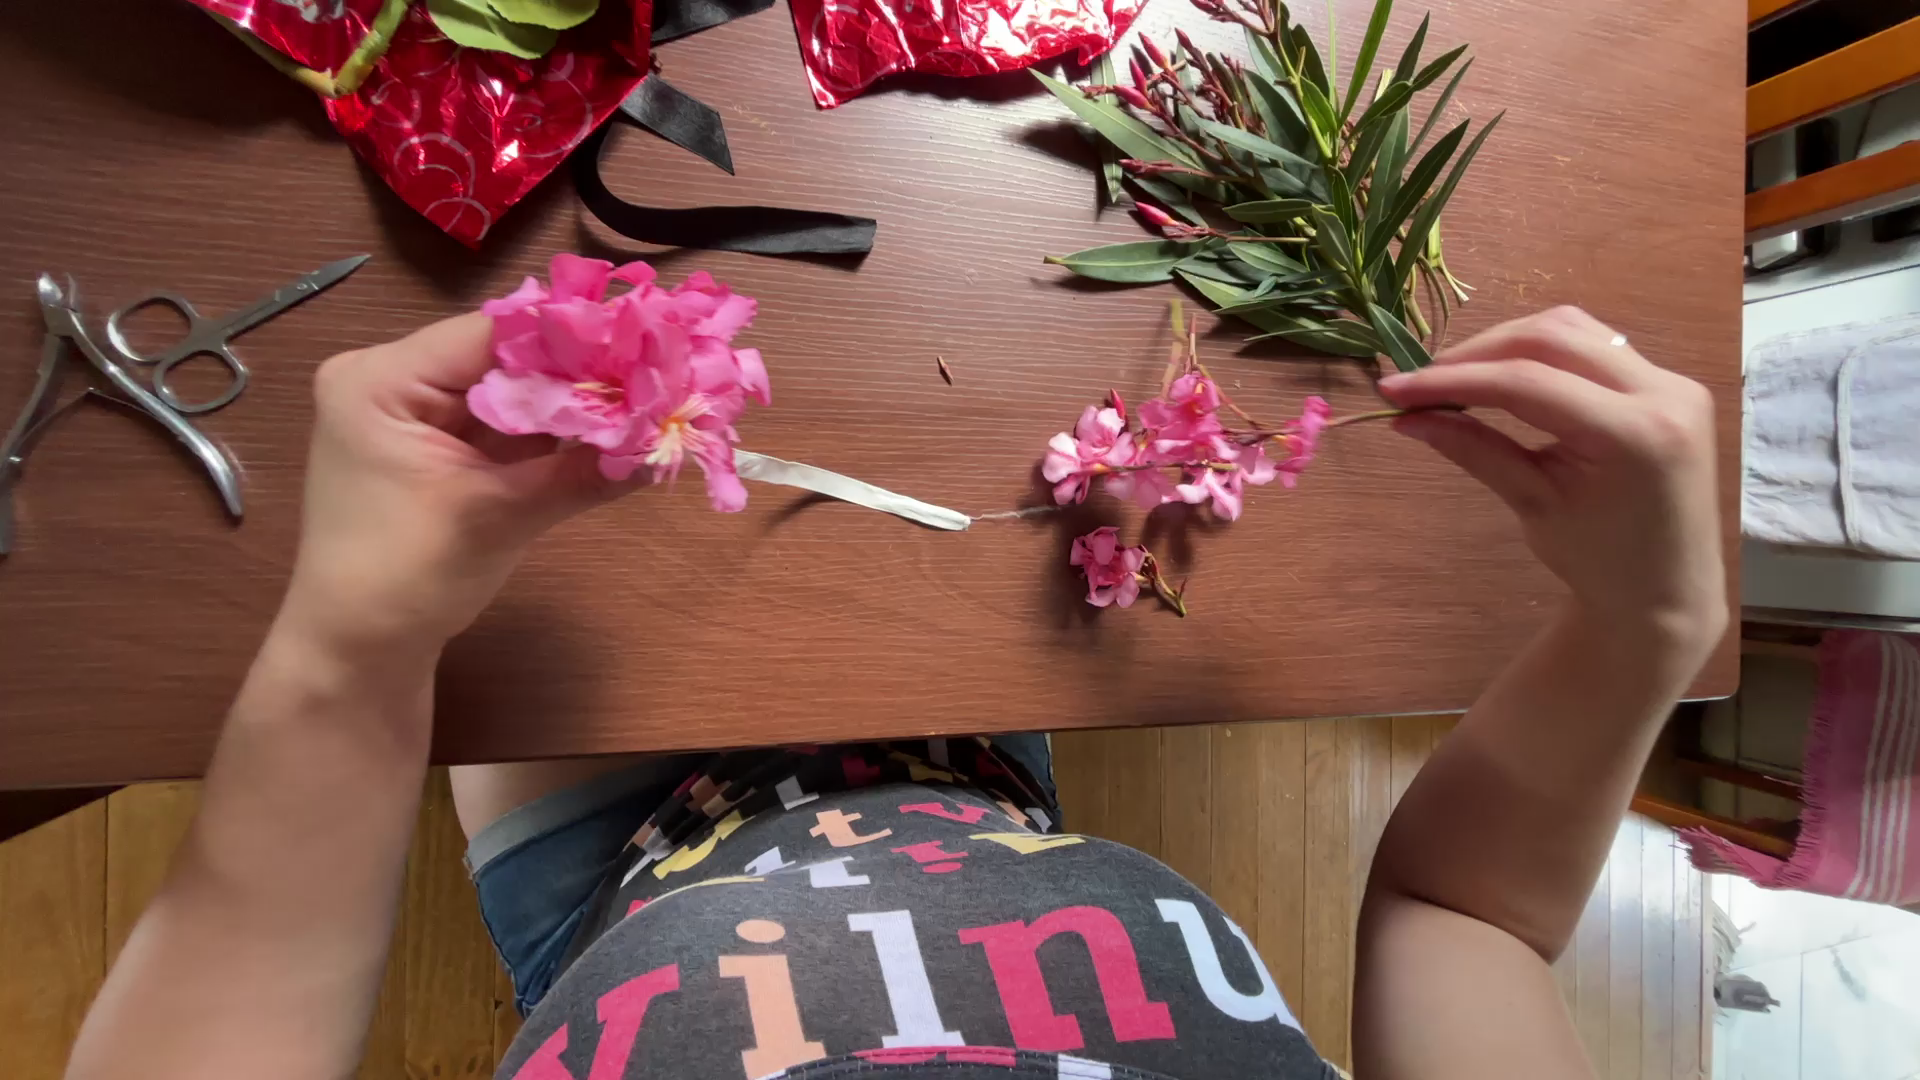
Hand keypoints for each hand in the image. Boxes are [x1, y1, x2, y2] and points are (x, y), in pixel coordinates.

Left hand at [280, 314, 635, 662]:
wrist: (364, 644)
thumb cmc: (407, 575)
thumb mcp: (501, 516)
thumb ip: (584, 475)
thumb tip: (664, 446)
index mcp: (384, 380)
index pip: (492, 334)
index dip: (570, 338)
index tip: (642, 347)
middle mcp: (403, 382)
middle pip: (512, 359)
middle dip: (584, 374)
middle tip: (655, 380)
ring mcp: (432, 416)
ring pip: (523, 393)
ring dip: (580, 405)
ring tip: (646, 405)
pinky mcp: (457, 448)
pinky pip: (521, 427)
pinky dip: (566, 434)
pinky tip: (615, 434)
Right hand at [1379, 306, 1725, 646]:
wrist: (1665, 585)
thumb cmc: (1595, 557)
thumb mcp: (1529, 501)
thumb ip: (1472, 448)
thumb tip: (1407, 419)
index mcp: (1632, 433)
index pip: (1525, 383)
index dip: (1450, 381)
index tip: (1392, 391)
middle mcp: (1662, 391)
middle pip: (1550, 338)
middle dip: (1474, 353)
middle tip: (1418, 383)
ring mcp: (1668, 381)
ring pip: (1571, 329)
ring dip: (1502, 345)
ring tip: (1453, 378)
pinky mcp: (1660, 382)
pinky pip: (1589, 345)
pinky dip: (1533, 353)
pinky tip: (1498, 377)